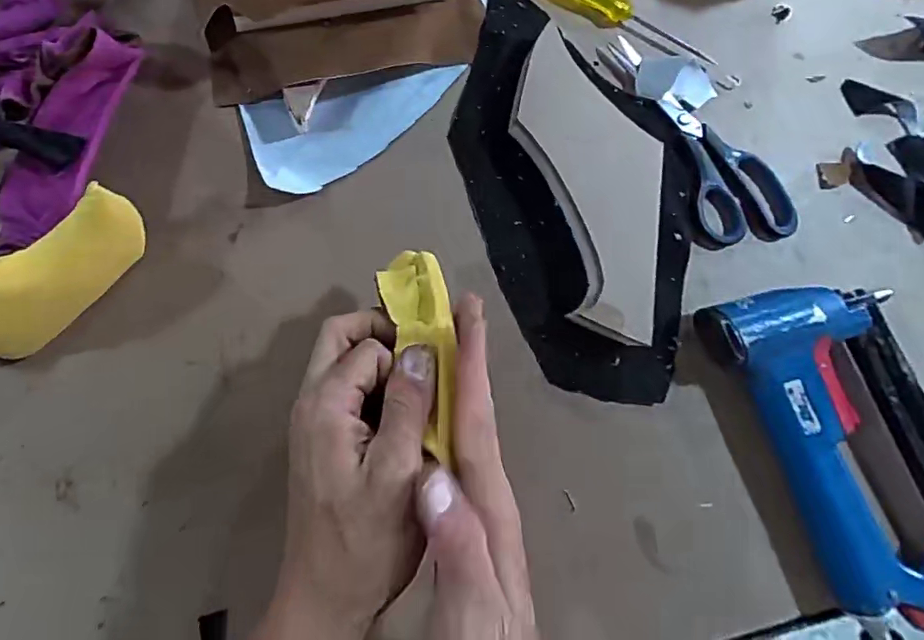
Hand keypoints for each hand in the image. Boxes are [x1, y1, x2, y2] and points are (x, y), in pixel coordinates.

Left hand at [257, 309, 437, 639]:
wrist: (325, 602)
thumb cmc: (365, 542)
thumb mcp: (397, 473)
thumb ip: (408, 406)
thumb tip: (422, 348)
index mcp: (325, 405)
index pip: (368, 345)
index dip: (404, 351)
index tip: (436, 371)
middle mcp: (311, 402)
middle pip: (341, 335)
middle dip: (383, 331)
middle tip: (423, 355)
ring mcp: (312, 419)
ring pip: (342, 358)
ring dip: (381, 357)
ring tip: (420, 384)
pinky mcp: (321, 437)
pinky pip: (347, 387)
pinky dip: (375, 383)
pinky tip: (405, 412)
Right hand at [415, 295, 536, 639]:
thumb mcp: (473, 610)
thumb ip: (459, 547)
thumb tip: (433, 475)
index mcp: (491, 509)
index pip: (479, 424)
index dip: (472, 368)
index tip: (467, 317)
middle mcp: (491, 499)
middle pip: (478, 418)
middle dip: (470, 363)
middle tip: (460, 314)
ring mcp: (483, 514)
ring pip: (469, 434)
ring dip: (460, 386)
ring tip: (445, 348)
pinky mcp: (468, 528)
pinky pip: (457, 459)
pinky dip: (448, 425)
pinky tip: (433, 422)